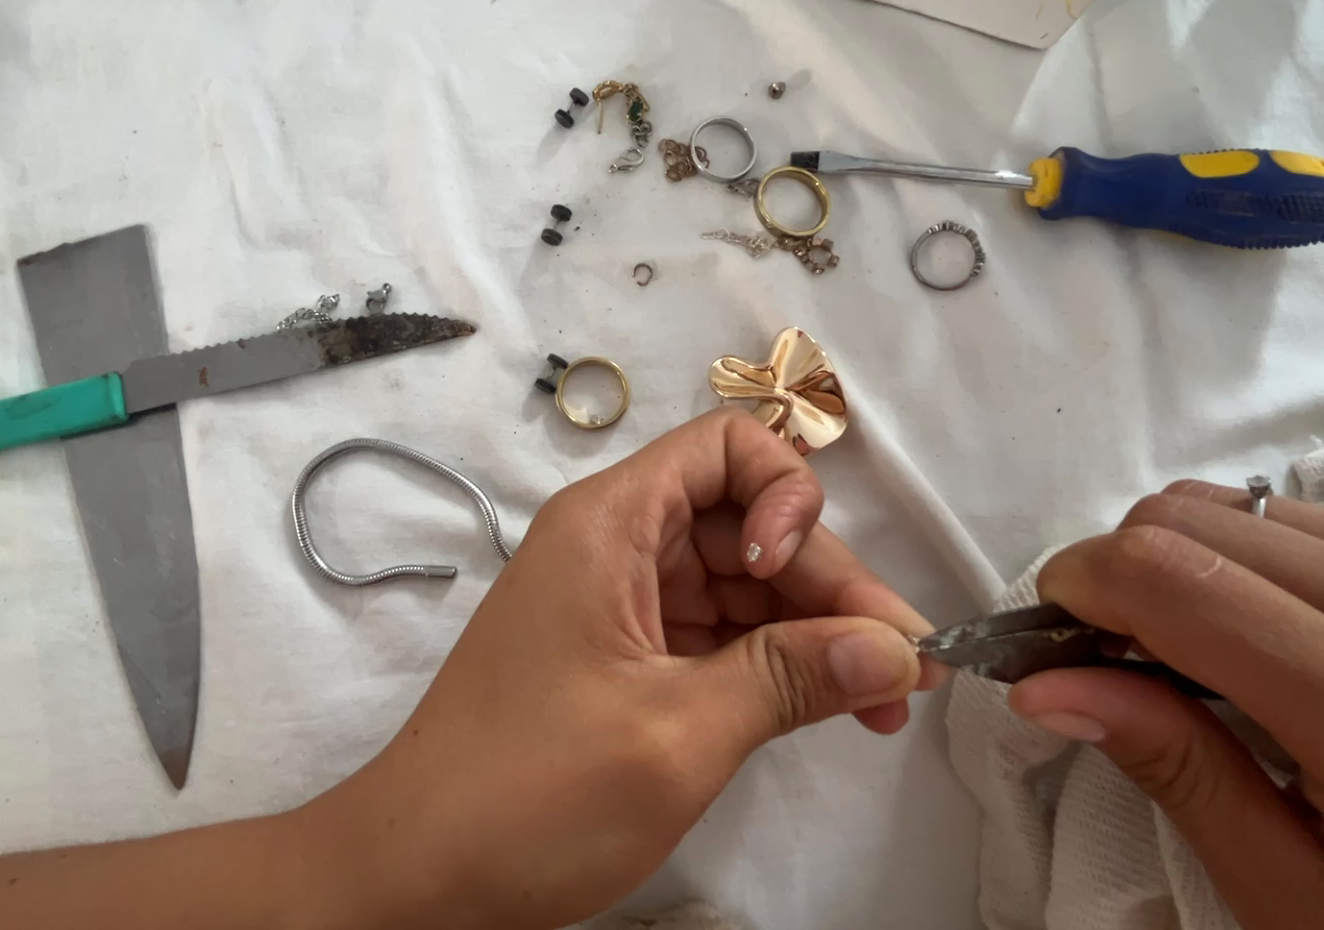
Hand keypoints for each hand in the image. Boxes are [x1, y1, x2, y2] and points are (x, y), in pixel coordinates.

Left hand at [308, 409, 943, 928]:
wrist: (421, 876)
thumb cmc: (534, 793)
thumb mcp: (679, 733)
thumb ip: (793, 678)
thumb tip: (898, 650)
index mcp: (613, 520)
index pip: (724, 447)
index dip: (782, 494)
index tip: (792, 577)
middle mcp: (621, 540)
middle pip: (748, 523)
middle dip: (825, 586)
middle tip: (902, 666)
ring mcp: (626, 596)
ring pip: (742, 582)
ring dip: (813, 631)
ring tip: (884, 701)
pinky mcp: (631, 649)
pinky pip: (719, 630)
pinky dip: (774, 662)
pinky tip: (830, 704)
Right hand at [1007, 481, 1323, 929]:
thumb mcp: (1297, 902)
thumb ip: (1170, 766)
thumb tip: (1039, 685)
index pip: (1170, 577)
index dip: (1077, 588)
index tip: (1051, 639)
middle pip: (1187, 519)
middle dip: (1114, 573)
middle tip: (1113, 654)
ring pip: (1232, 504)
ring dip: (1175, 562)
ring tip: (1192, 647)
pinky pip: (1294, 517)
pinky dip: (1239, 557)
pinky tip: (1264, 631)